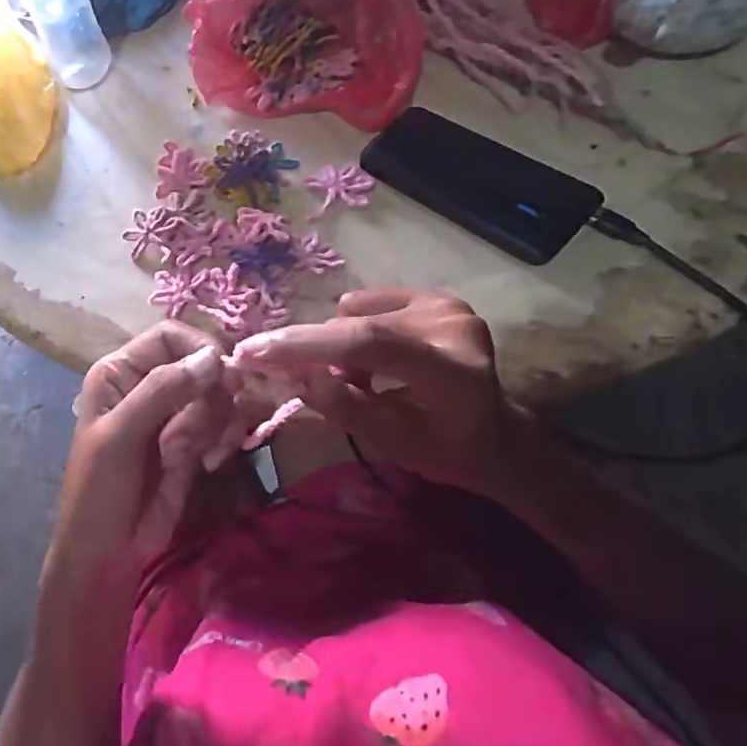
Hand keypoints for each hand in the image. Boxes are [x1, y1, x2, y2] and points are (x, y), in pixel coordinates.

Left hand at [59, 322, 242, 563]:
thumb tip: (213, 357)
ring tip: (194, 455)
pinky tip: (206, 464)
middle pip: (201, 363)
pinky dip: (224, 439)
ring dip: (217, 421)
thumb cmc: (98, 490)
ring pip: (218, 393)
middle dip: (212, 394)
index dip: (199, 348)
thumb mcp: (121, 436)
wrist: (106, 554)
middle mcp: (149, 384)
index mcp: (120, 372)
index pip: (170, 336)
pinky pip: (224, 422)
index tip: (223, 374)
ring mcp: (174, 413)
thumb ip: (162, 390)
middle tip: (210, 426)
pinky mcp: (194, 440)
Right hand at [230, 289, 525, 491]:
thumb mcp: (393, 445)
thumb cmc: (446, 450)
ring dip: (337, 344)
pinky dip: (355, 329)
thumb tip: (293, 375)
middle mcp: (452, 325)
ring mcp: (446, 304)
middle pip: (355, 326)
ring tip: (354, 378)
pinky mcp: (437, 295)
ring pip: (355, 313)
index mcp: (452, 373)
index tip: (252, 352)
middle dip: (309, 348)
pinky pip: (369, 303)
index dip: (305, 345)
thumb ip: (344, 407)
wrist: (494, 431)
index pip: (369, 344)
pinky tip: (372, 358)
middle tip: (276, 371)